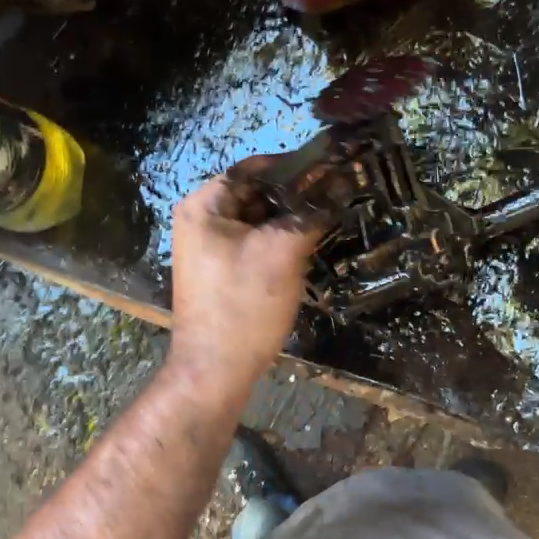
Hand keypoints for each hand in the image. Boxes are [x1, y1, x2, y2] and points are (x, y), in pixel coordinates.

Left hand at [168, 171, 323, 391]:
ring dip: (288, 222)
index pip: (252, 168)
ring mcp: (207, 249)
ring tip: (328, 220)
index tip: (331, 170)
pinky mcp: (220, 272)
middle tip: (336, 198)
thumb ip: (309, 215)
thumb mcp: (282, 254)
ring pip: (257, 221)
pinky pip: (253, 245)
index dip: (292, 166)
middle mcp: (199, 221)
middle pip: (255, 194)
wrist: (215, 371)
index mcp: (203, 206)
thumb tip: (339, 184)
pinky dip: (278, 244)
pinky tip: (308, 248)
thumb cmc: (244, 306)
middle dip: (293, 196)